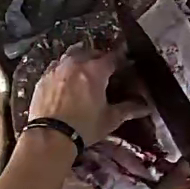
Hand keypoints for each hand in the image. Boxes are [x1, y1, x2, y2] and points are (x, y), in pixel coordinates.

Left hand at [27, 45, 149, 146]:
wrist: (50, 136)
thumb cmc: (84, 127)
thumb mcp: (110, 119)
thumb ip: (128, 109)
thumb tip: (145, 107)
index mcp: (95, 71)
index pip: (113, 57)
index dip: (121, 59)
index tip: (126, 63)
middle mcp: (75, 63)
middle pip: (91, 51)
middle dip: (100, 57)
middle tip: (106, 69)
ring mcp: (57, 69)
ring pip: (72, 55)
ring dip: (81, 59)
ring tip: (85, 71)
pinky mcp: (43, 78)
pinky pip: (57, 66)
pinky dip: (65, 69)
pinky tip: (66, 80)